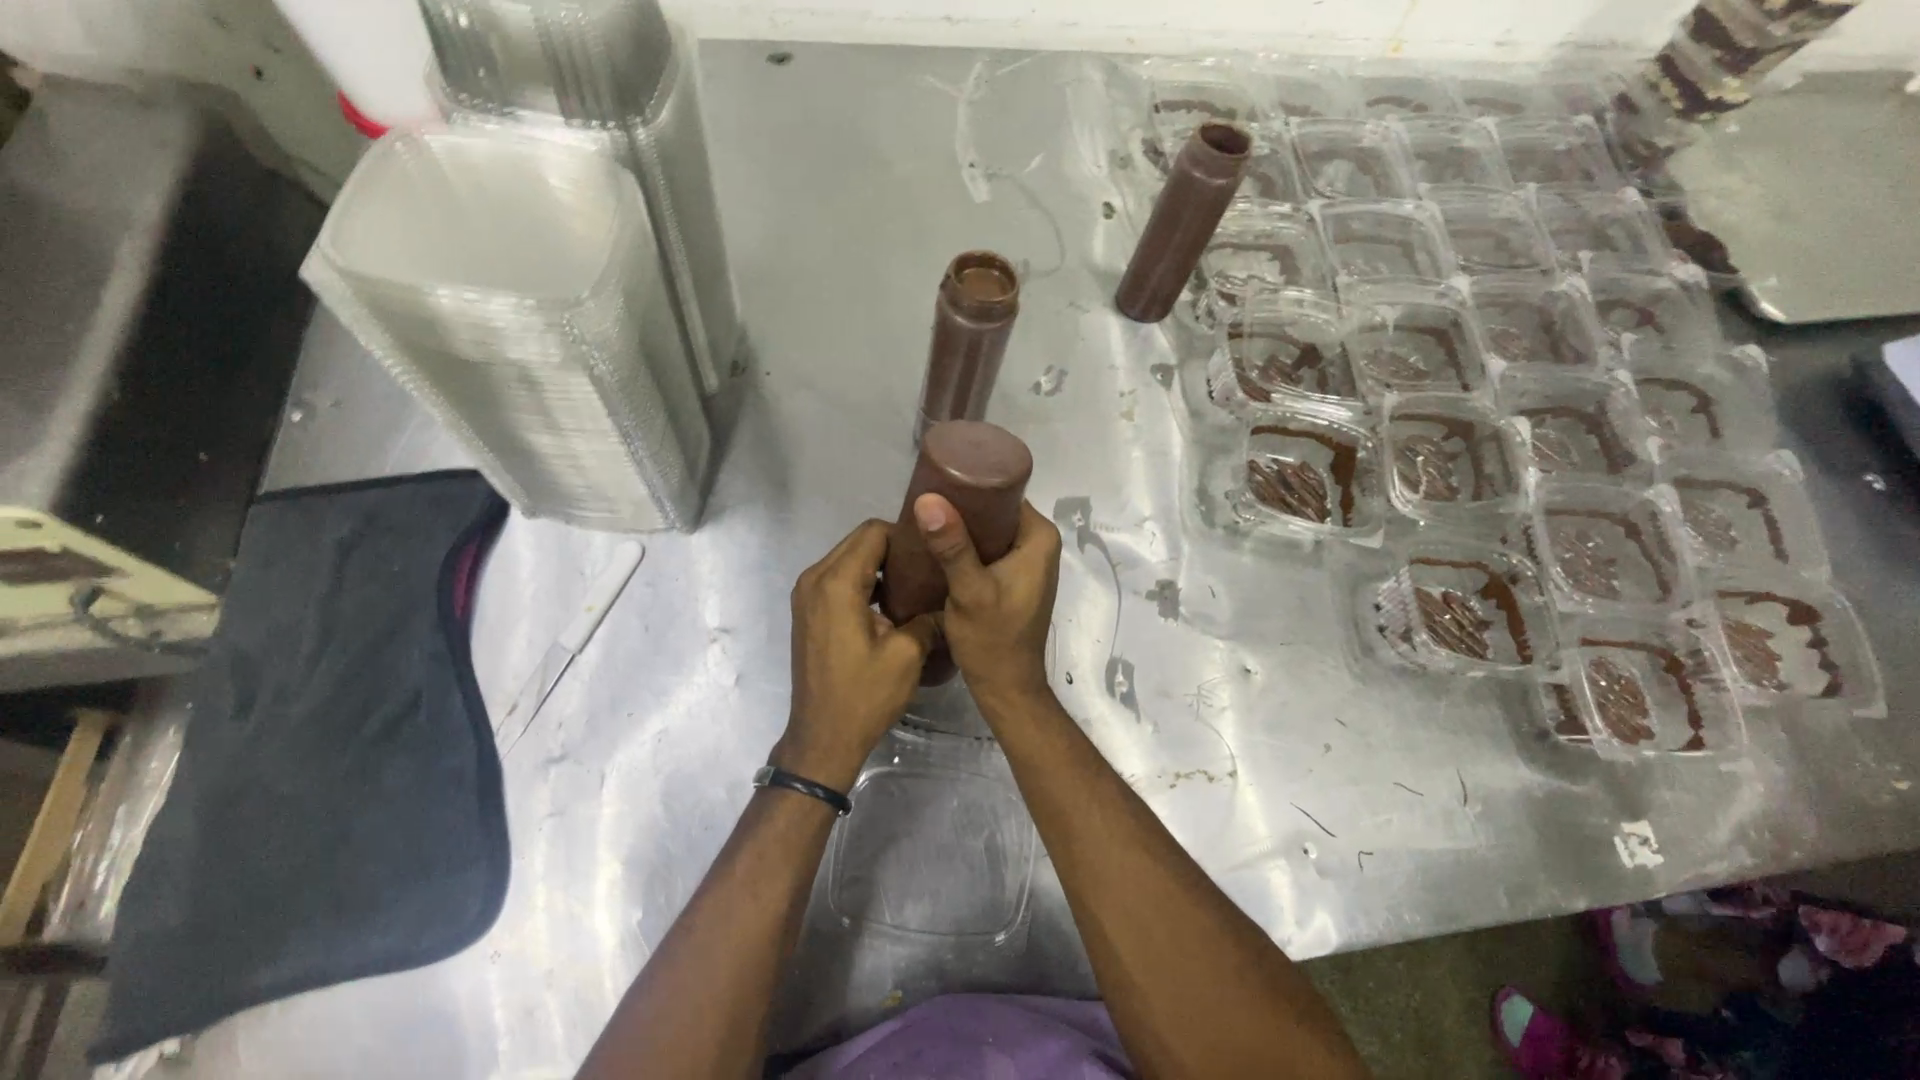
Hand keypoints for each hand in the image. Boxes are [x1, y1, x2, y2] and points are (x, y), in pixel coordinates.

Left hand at [776, 520, 937, 791]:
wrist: (823, 738)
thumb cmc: (863, 696)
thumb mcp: (907, 655)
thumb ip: (928, 618)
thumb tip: (947, 603)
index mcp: (836, 583)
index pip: (873, 532)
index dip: (905, 537)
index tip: (932, 554)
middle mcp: (814, 579)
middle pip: (859, 541)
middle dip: (894, 549)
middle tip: (929, 568)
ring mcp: (806, 596)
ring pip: (848, 560)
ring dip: (879, 566)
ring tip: (914, 586)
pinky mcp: (808, 613)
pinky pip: (839, 580)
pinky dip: (864, 582)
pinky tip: (891, 605)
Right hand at [912, 495, 1061, 705]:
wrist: (1005, 686)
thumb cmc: (992, 640)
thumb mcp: (969, 590)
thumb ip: (952, 546)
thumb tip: (928, 500)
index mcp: (1040, 537)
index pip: (1004, 492)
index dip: (970, 485)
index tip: (935, 486)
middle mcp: (1040, 544)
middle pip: (995, 509)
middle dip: (961, 507)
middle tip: (923, 507)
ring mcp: (1028, 562)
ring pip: (990, 530)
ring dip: (961, 528)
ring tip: (925, 524)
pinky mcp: (1014, 578)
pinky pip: (989, 548)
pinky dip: (967, 547)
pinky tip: (937, 547)